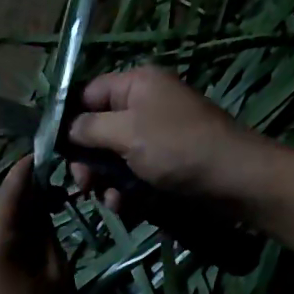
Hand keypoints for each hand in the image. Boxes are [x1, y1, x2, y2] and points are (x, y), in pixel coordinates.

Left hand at [0, 157, 64, 293]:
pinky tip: (31, 235)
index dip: (29, 170)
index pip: (9, 191)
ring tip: (49, 207)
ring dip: (15, 212)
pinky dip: (6, 232)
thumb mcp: (57, 274)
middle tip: (57, 184)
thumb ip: (46, 232)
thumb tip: (42, 204)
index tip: (49, 153)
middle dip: (22, 191)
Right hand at [67, 67, 271, 203]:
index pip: (88, 94)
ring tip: (113, 203)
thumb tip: (66, 128)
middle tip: (84, 185)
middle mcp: (147, 105)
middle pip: (100, 130)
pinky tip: (128, 209)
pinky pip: (138, 176)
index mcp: (137, 84)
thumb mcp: (127, 132)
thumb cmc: (178, 148)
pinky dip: (129, 193)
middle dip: (89, 161)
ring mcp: (160, 137)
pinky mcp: (170, 165)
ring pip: (118, 159)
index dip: (69, 122)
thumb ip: (89, 128)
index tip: (57, 152)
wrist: (236, 179)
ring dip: (108, 183)